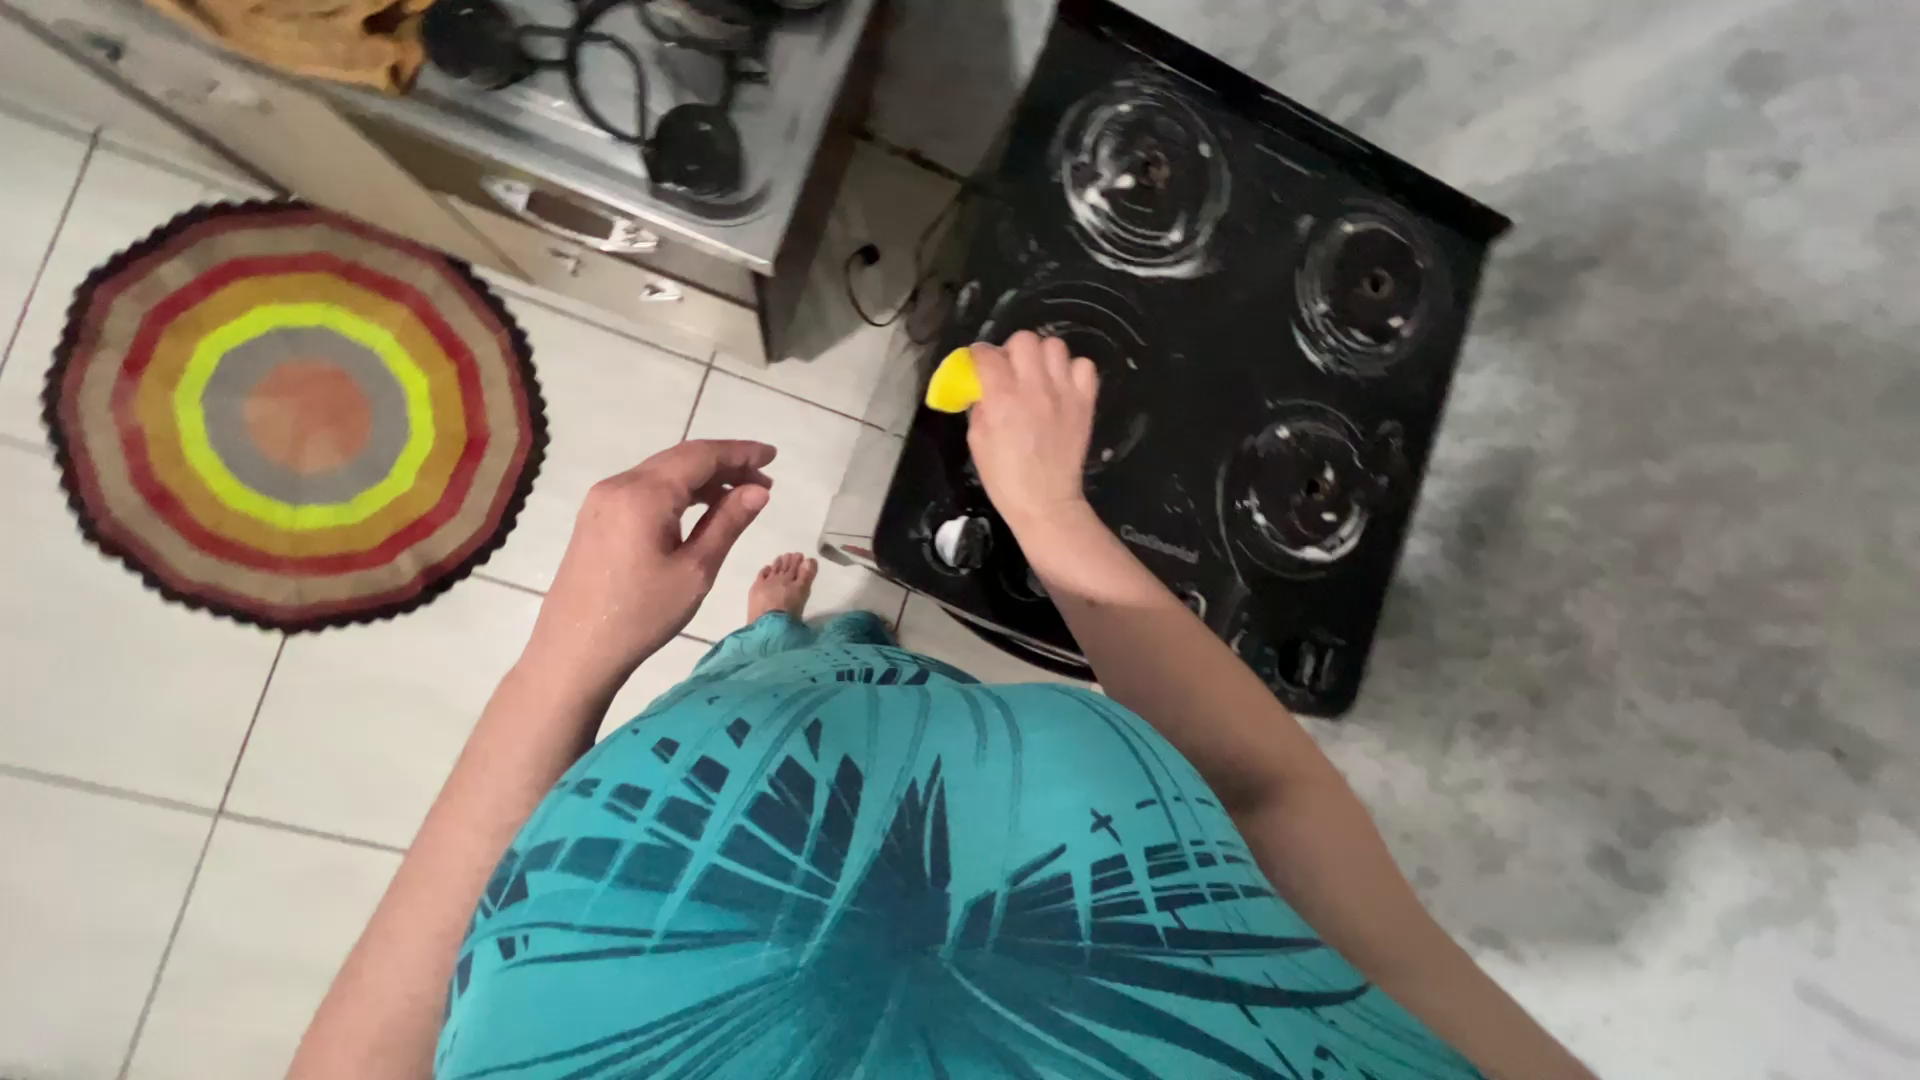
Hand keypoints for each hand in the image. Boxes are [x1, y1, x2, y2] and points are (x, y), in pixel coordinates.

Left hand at [522, 439, 774, 695]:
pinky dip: (680, 492)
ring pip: (663, 473)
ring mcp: (603, 499)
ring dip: (704, 479)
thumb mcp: (696, 569)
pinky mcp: (597, 517)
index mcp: (644, 494)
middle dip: (726, 464)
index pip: (701, 456)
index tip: (774, 456)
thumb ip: (728, 522)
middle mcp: (619, 484)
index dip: (741, 452)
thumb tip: (758, 491)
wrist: (575, 649)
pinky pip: (646, 489)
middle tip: (765, 482)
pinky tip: (702, 509)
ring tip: (741, 498)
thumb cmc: (642, 614)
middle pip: (681, 458)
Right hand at [966, 330, 1099, 531]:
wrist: (1046, 502)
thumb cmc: (1005, 479)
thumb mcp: (976, 442)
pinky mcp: (1085, 402)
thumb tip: (983, 387)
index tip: (979, 364)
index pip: (986, 354)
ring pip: (1054, 346)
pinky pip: (1084, 366)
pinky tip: (1062, 387)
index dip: (979, 355)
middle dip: (1012, 351)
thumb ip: (979, 407)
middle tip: (1010, 370)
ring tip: (1038, 376)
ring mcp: (1063, 393)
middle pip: (1024, 339)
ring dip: (1042, 357)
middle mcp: (1034, 388)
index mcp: (1001, 399)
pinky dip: (1072, 371)